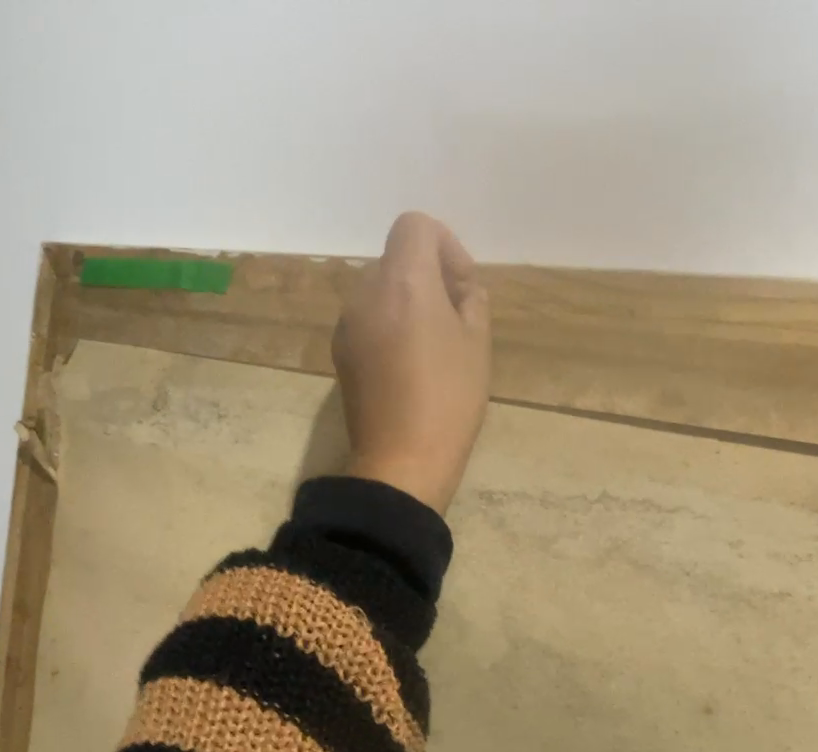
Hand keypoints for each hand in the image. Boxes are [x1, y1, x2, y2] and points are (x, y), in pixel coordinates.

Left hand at [333, 212, 491, 514]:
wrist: (401, 459)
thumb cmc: (448, 398)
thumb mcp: (477, 343)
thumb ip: (471, 300)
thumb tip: (458, 289)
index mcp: (402, 281)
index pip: (415, 226)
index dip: (446, 245)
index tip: (461, 287)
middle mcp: (365, 293)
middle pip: (397, 259)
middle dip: (429, 276)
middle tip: (456, 318)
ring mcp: (347, 325)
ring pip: (381, 291)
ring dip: (408, 303)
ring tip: (433, 347)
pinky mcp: (340, 354)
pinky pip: (368, 321)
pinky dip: (389, 327)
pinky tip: (407, 368)